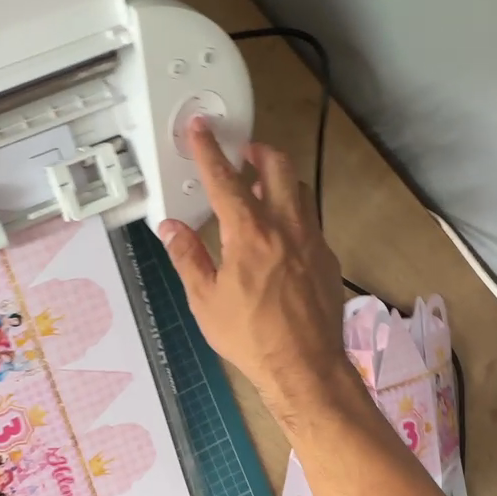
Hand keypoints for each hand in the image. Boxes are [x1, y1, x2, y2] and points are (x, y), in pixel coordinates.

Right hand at [157, 120, 352, 414]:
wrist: (302, 365)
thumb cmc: (251, 338)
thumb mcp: (205, 301)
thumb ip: (187, 258)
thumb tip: (171, 229)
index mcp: (248, 235)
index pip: (224, 180)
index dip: (209, 151)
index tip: (201, 130)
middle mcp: (285, 228)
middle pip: (277, 167)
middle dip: (258, 150)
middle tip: (244, 151)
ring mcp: (311, 241)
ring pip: (299, 190)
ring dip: (279, 179)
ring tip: (262, 186)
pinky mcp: (325, 258)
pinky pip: (310, 220)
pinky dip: (294, 212)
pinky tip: (282, 231)